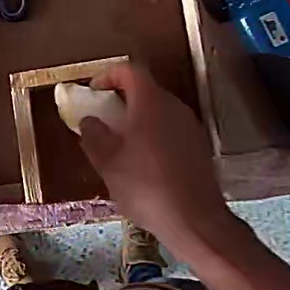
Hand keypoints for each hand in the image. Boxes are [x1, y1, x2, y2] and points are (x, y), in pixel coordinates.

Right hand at [77, 63, 241, 254]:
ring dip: (138, 122)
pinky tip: (144, 166)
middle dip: (122, 102)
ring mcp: (191, 127)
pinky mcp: (200, 148)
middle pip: (146, 91)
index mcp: (151, 102)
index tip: (93, 91)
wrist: (193, 219)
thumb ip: (93, 135)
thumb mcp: (107, 162)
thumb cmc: (145, 185)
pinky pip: (172, 133)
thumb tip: (89, 121)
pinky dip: (155, 139)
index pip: (130, 70)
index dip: (108, 76)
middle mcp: (176, 107)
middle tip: (104, 121)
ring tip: (121, 147)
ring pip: (160, 114)